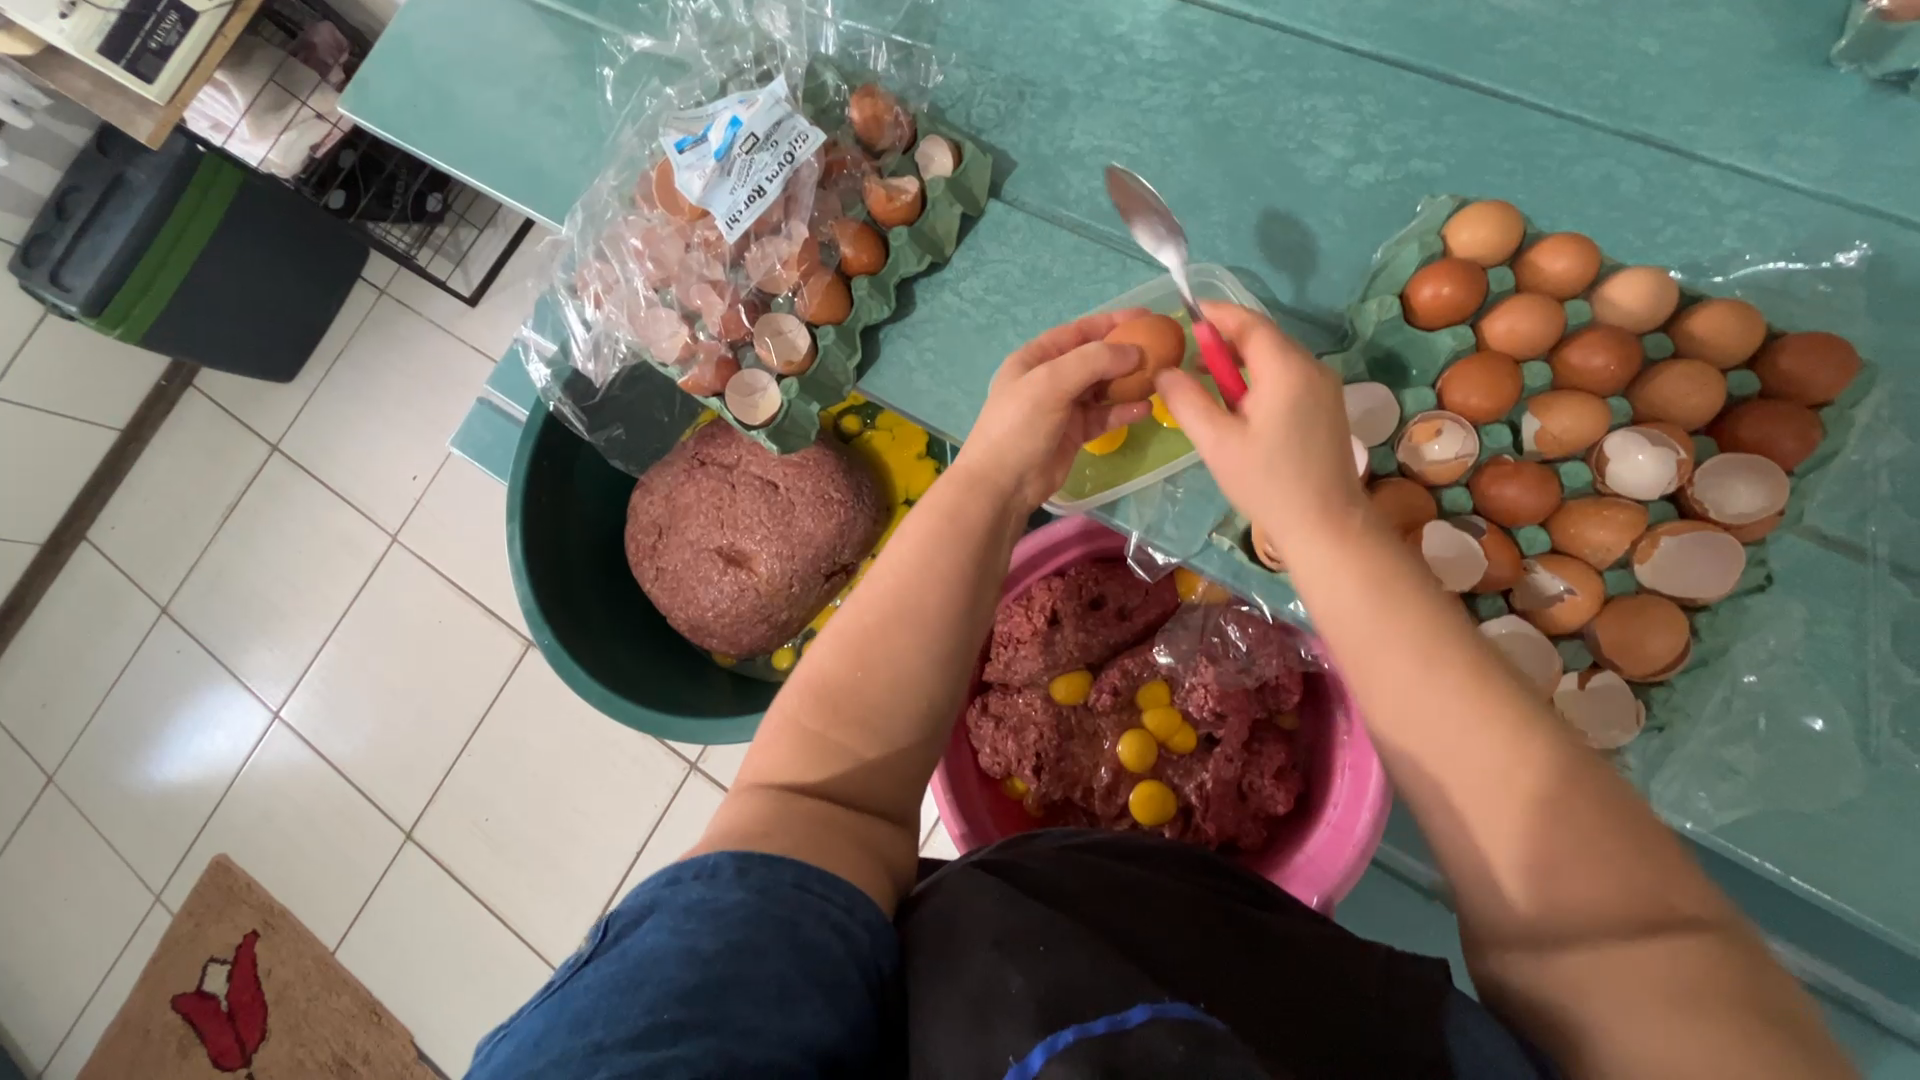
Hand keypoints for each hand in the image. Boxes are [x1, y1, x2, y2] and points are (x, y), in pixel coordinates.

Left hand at [953, 309, 1153, 511]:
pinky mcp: (1074, 434)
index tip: (1148, 318)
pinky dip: (1122, 411)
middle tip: (1163, 351)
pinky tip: (1145, 409)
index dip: (1112, 323)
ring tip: (1159, 379)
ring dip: (1128, 384)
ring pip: (1102, 388)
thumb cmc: (1020, 425)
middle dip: (1125, 354)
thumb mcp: (1051, 383)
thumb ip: (1092, 361)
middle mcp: (1050, 379)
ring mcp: (1062, 408)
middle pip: (1094, 359)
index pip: (1078, 332)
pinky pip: (1103, 416)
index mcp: (1035, 358)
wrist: (1003, 484)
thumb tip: (1134, 352)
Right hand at [1154, 302, 1366, 558]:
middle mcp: (1311, 368)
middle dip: (1225, 341)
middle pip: (1264, 338)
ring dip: (1240, 363)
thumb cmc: (1267, 483)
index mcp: (1285, 369)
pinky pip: (1288, 378)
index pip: (1248, 322)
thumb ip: (1186, 400)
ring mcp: (1324, 388)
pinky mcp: (1327, 408)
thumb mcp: (1216, 442)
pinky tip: (1238, 406)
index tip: (1185, 314)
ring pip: (1276, 359)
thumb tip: (1165, 371)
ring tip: (1205, 383)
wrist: (1326, 525)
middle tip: (1187, 356)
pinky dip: (1258, 380)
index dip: (1215, 314)